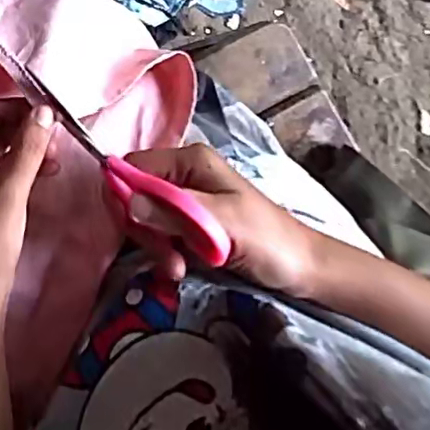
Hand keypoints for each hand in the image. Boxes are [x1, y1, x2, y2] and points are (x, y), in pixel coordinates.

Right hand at [120, 144, 323, 294]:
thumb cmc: (269, 240)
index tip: (136, 231)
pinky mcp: (190, 223)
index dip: (125, 196)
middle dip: (144, 228)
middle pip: (135, 193)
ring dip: (155, 246)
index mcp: (190, 160)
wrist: (304, 268)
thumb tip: (128, 201)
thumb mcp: (222, 225)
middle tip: (168, 259)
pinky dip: (164, 253)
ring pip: (145, 217)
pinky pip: (160, 234)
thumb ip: (174, 212)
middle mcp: (183, 173)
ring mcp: (186, 199)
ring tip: (178, 269)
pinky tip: (181, 269)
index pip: (134, 166)